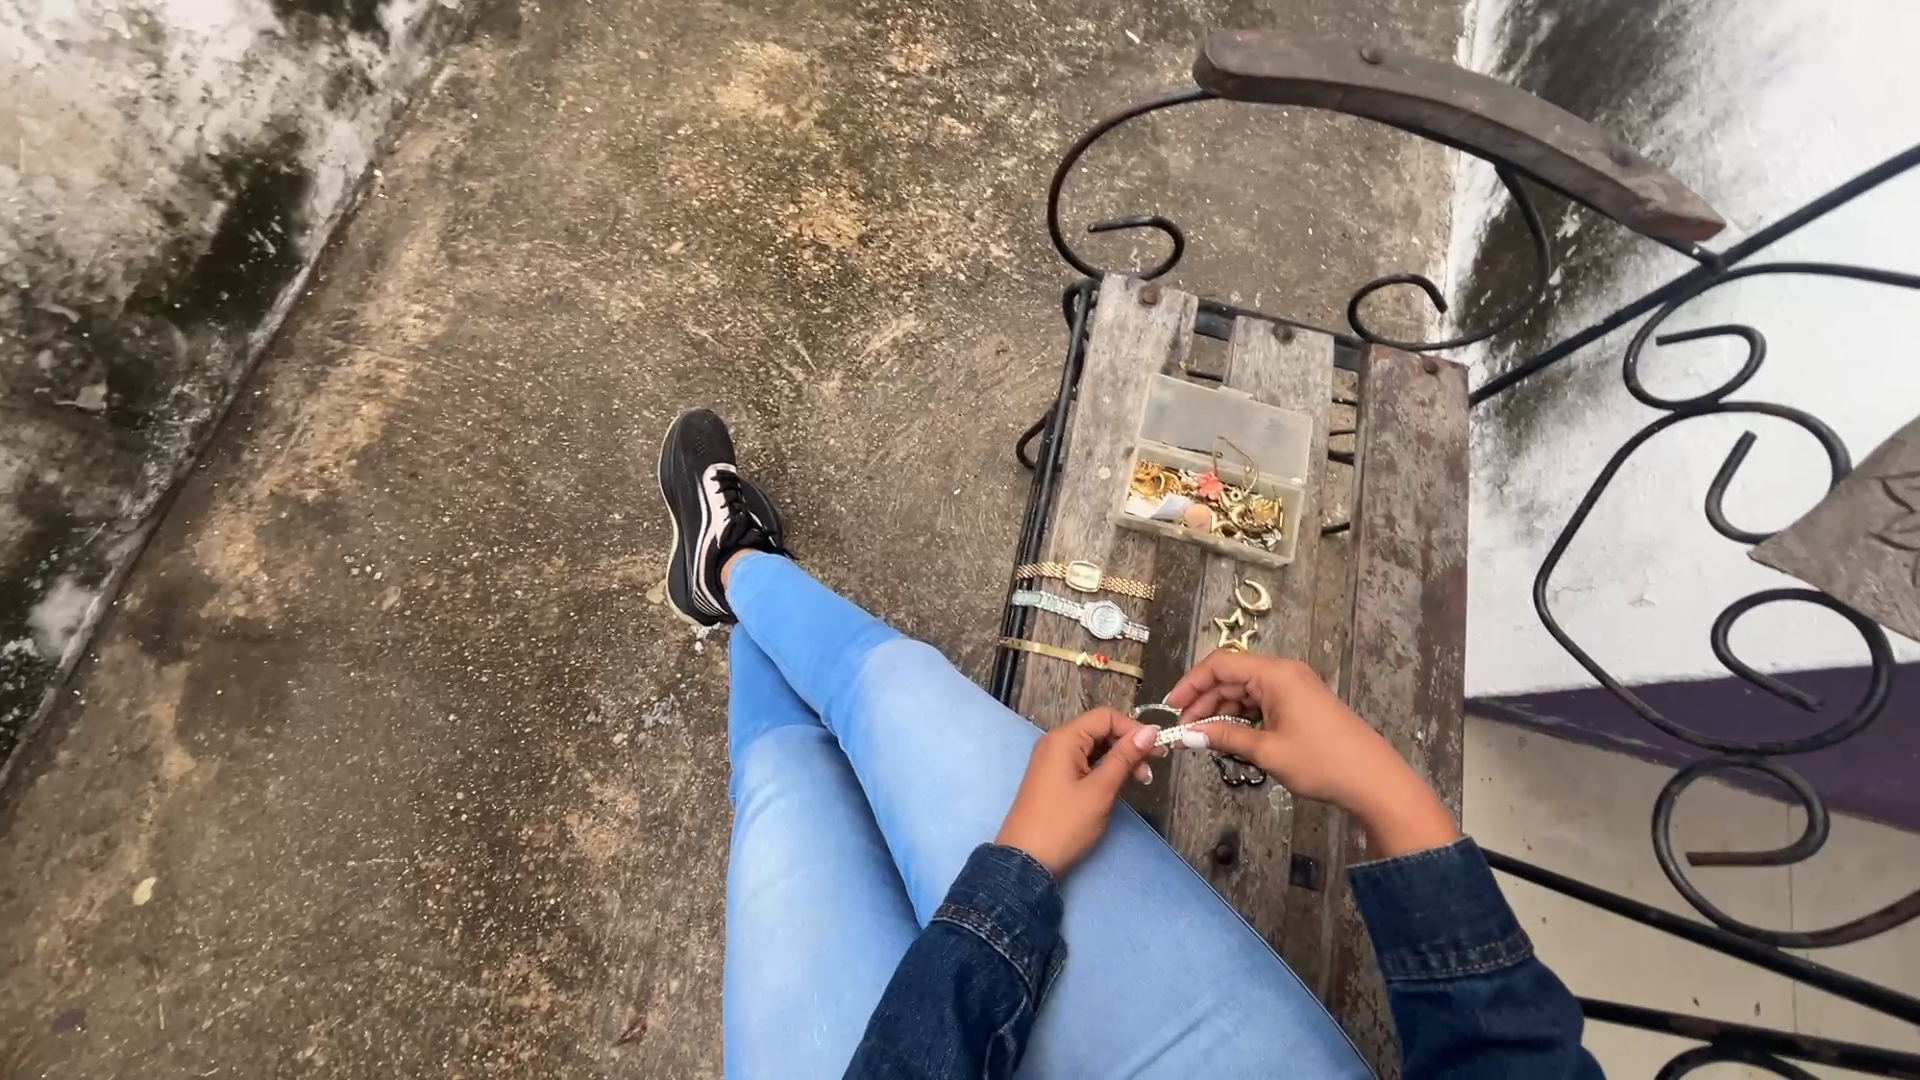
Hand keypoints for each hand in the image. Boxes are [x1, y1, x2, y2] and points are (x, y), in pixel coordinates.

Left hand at [995, 708, 1166, 878]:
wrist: (1026, 860)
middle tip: (1151, 769)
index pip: (1105, 717)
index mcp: (1064, 738)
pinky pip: (1083, 761)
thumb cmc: (1064, 824)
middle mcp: (1056, 742)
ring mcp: (1052, 759)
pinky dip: (1104, 768)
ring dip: (1119, 758)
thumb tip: (1150, 731)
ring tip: (1140, 780)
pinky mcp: (1053, 775)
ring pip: (1093, 747)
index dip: (1133, 729)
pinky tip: (1119, 783)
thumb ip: (1124, 758)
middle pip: (1099, 730)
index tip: (1158, 749)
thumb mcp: (1100, 790)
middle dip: (1128, 745)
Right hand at [1164, 651, 1457, 858]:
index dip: (1190, 683)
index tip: (1171, 707)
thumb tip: (1187, 736)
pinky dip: (1241, 716)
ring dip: (1221, 711)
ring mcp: (1293, 686)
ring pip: (1243, 691)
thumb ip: (1224, 737)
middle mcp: (1283, 672)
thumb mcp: (1267, 751)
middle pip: (1230, 677)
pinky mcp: (1300, 702)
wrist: (1377, 783)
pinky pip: (1260, 701)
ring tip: (1203, 738)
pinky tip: (1229, 736)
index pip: (1219, 664)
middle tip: (1184, 730)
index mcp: (1275, 674)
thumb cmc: (1322, 763)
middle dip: (1203, 701)